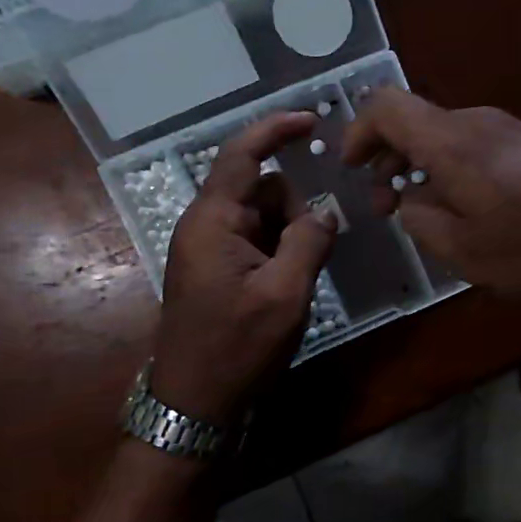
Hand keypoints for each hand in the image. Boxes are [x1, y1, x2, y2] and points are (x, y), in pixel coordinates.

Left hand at [150, 112, 339, 426]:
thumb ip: (309, 243)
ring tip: (300, 280)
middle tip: (315, 251)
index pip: (242, 155)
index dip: (275, 130)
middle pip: (259, 190)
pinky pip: (253, 245)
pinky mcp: (214, 273)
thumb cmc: (236, 348)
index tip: (312, 120)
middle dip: (293, 209)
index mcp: (212, 221)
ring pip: (259, 219)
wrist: (195, 402)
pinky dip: (277, 254)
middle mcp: (204, 227)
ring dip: (288, 236)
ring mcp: (207, 251)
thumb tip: (325, 211)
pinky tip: (289, 286)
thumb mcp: (285, 295)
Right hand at [342, 88, 520, 303]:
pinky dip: (445, 166)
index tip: (350, 167)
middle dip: (385, 157)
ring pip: (440, 132)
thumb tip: (410, 199)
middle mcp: (477, 122)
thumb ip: (418, 217)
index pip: (387, 106)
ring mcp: (507, 129)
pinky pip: (468, 143)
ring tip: (416, 209)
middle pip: (413, 119)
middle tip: (383, 205)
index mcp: (452, 140)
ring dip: (416, 164)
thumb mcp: (458, 248)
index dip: (358, 131)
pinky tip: (456, 205)